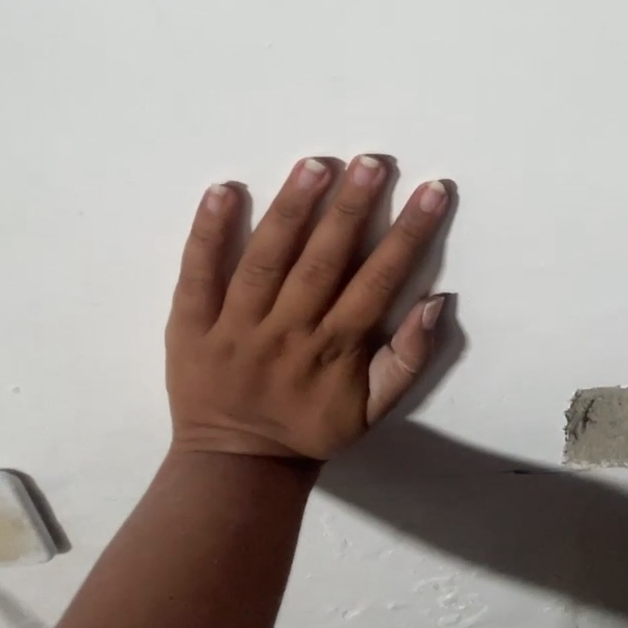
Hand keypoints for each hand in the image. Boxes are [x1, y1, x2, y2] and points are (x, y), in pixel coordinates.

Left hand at [166, 155, 452, 460]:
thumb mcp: (376, 408)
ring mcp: (234, 327)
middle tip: (371, 161)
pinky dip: (208, 231)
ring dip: (291, 208)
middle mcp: (288, 331)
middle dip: (350, 207)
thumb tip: (437, 301)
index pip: (380, 279)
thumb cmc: (314, 429)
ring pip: (266, 259)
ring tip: (314, 164)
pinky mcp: (189, 325)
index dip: (409, 233)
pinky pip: (197, 273)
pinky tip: (223, 189)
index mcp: (335, 349)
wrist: (235, 466)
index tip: (432, 190)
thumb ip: (410, 357)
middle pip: (323, 260)